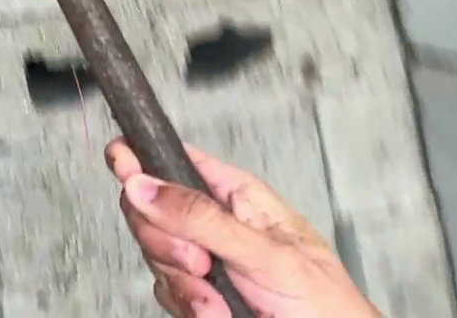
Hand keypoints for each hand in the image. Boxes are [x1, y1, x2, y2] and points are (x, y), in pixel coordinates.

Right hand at [105, 139, 376, 317]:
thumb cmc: (332, 312)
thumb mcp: (270, 257)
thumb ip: (202, 217)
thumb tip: (139, 183)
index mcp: (233, 195)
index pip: (166, 155)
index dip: (136, 157)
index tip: (124, 171)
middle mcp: (209, 219)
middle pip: (144, 204)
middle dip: (164, 240)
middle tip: (197, 262)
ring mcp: (199, 254)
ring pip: (150, 247)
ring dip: (180, 280)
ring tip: (217, 301)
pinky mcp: (193, 288)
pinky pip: (162, 283)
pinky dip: (185, 303)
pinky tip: (216, 312)